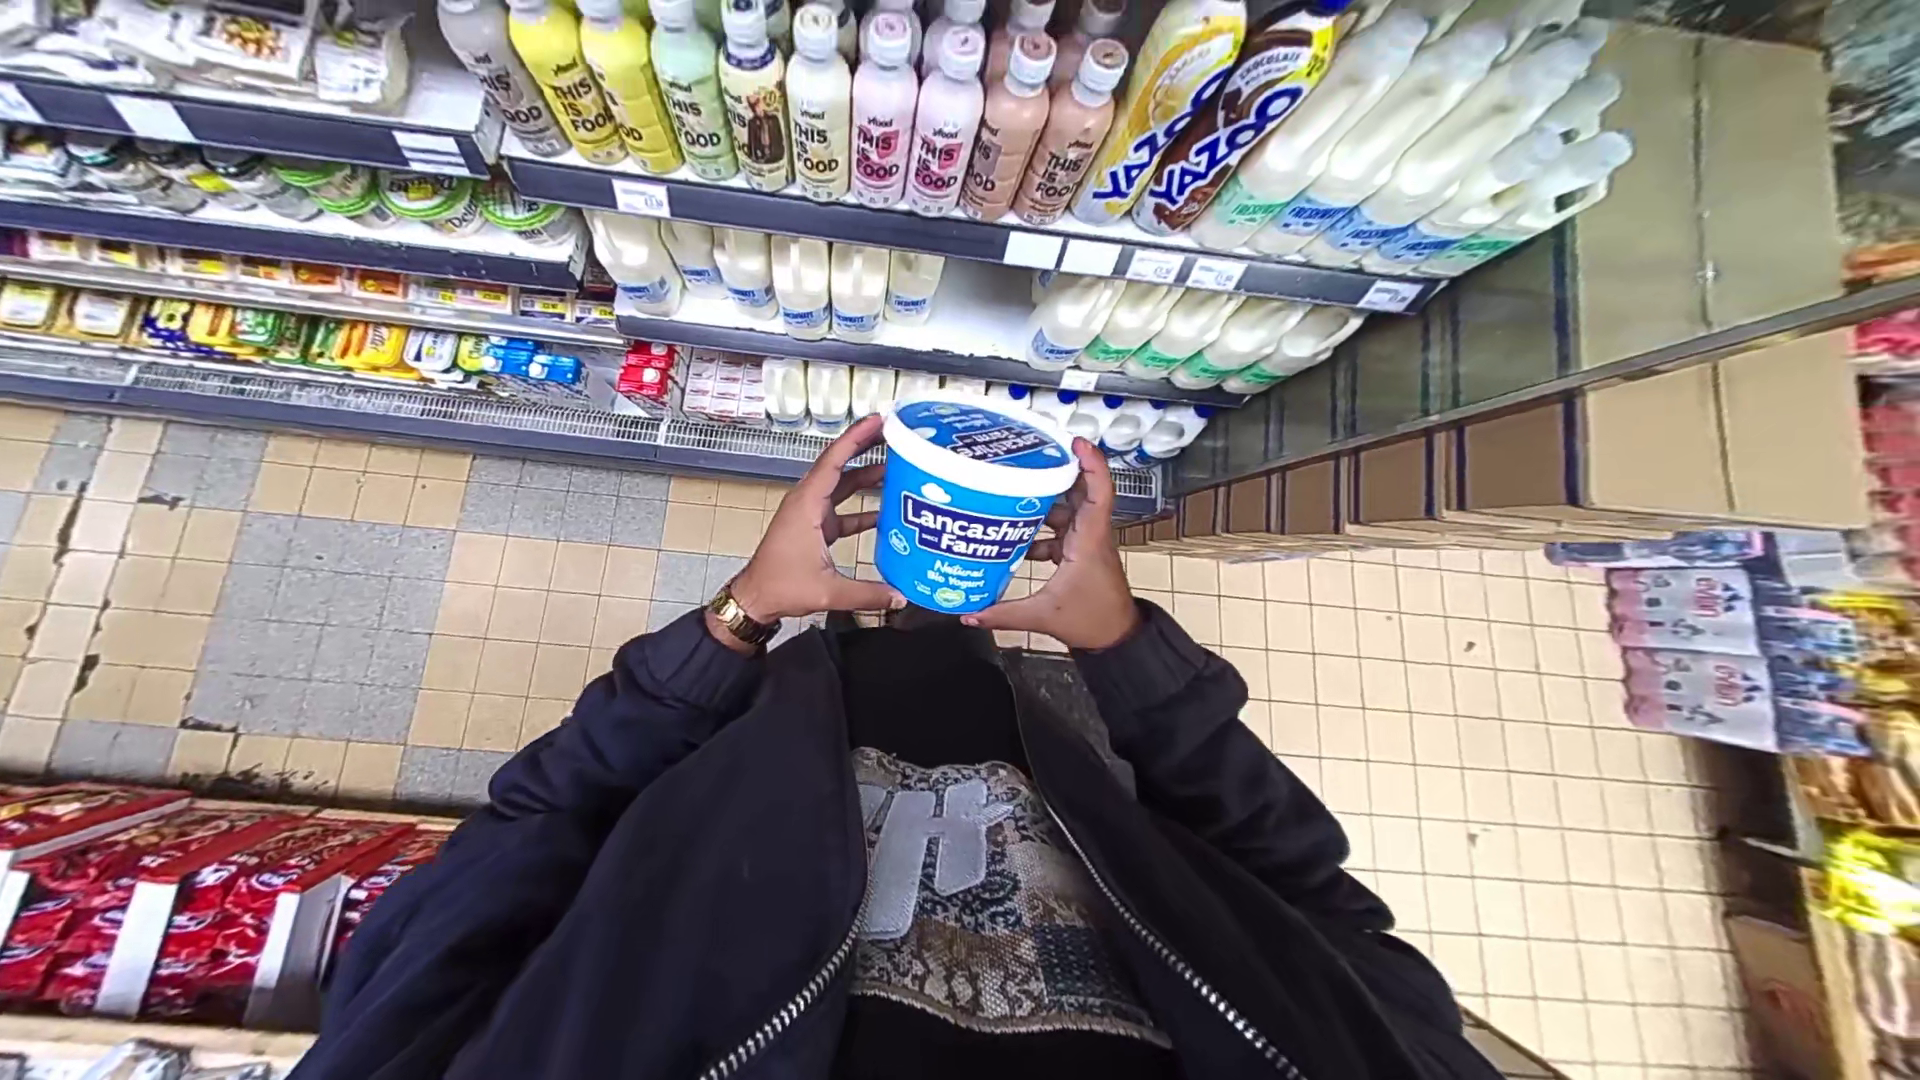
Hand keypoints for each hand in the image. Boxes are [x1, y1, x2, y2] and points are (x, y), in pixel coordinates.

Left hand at [729, 414, 904, 624]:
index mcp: (807, 505)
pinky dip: (862, 506)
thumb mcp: (828, 591)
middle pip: (839, 465)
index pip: (833, 461)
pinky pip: (842, 508)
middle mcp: (808, 502)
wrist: (756, 599)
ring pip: (841, 485)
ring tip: (894, 466)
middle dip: (864, 447)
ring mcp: (810, 514)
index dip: (856, 438)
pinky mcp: (814, 527)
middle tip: (892, 434)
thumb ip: (868, 593)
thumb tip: (901, 596)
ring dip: (865, 475)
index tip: (877, 421)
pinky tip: (884, 511)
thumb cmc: (779, 586)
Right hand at [961, 438, 1139, 649]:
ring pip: (1066, 510)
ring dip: (1042, 501)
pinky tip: (1015, 537)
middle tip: (1027, 457)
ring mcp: (1085, 544)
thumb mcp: (1042, 616)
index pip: (1098, 492)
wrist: (1115, 639)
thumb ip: (1002, 614)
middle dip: (1055, 472)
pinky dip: (1040, 529)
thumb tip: (969, 614)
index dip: (1091, 464)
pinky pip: (1060, 530)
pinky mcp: (1079, 554)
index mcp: (1087, 541)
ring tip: (1011, 492)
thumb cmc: (1092, 621)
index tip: (1074, 442)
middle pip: (1077, 492)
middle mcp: (1089, 536)